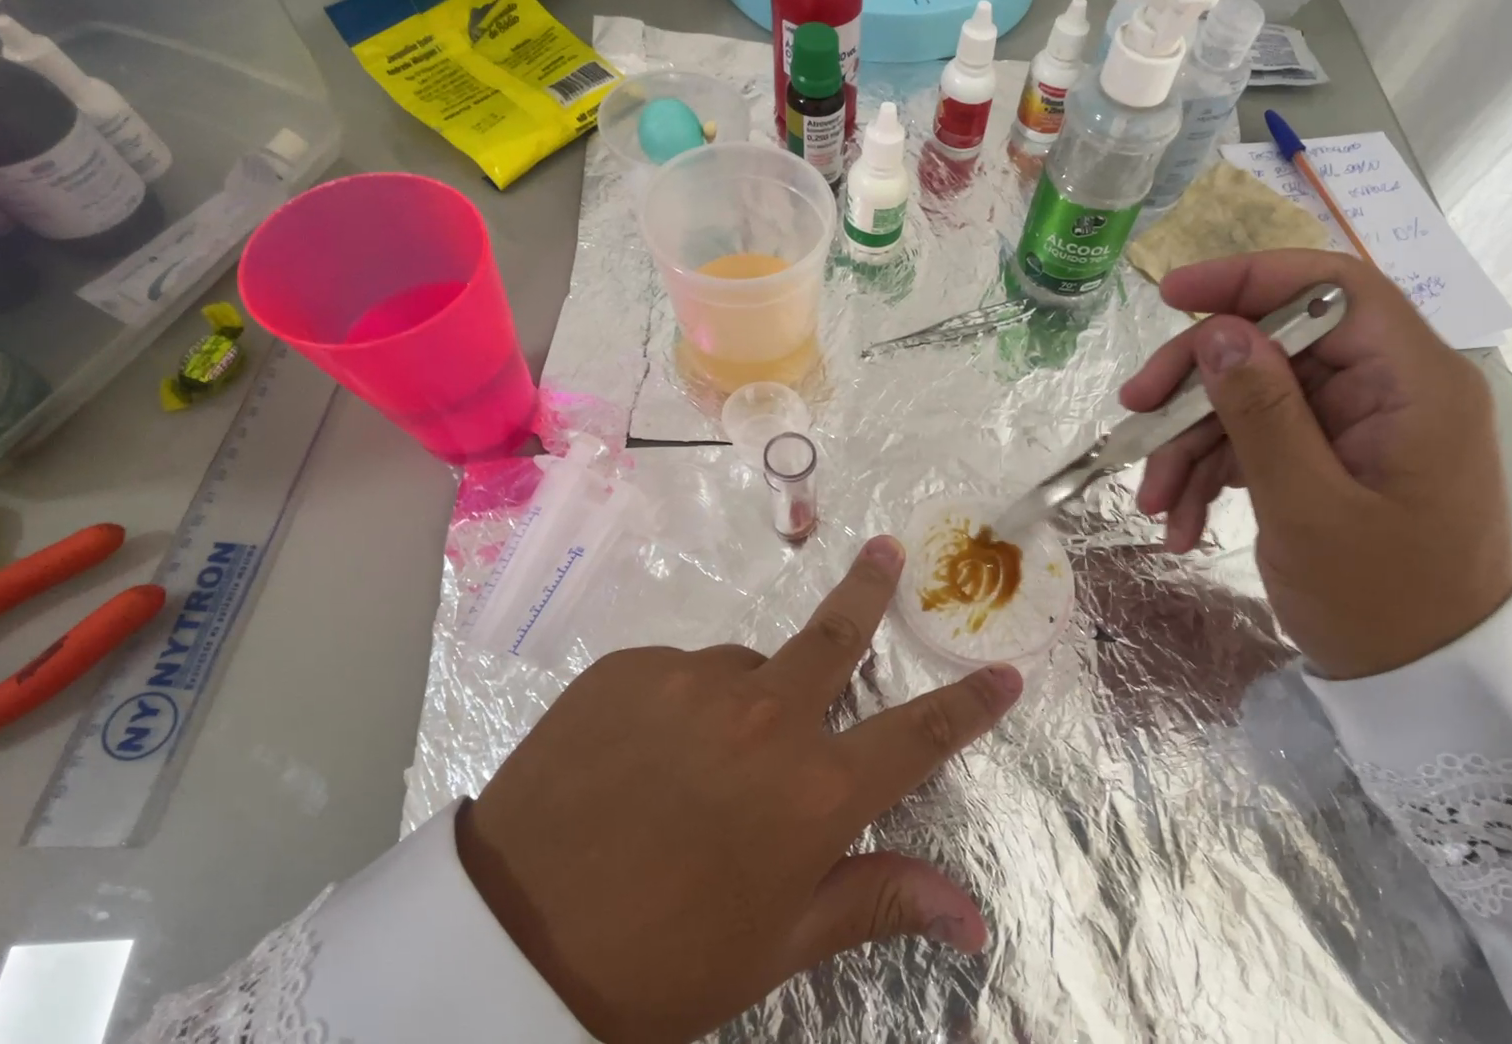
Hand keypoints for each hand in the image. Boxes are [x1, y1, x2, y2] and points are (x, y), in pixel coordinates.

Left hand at [457, 536, 1022, 1042]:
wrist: (507, 939)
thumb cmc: (660, 959)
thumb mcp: (778, 942)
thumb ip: (878, 900)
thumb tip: (975, 919)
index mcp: (813, 793)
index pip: (916, 736)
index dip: (968, 706)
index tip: (1004, 672)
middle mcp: (763, 718)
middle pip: (835, 638)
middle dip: (868, 591)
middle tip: (884, 552)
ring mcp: (691, 682)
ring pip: (744, 669)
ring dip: (745, 699)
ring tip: (699, 763)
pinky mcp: (627, 668)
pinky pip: (678, 673)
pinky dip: (681, 703)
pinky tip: (644, 752)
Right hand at [1120, 249, 1511, 678]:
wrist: (1424, 681)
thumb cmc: (1380, 602)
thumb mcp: (1306, 508)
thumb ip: (1262, 413)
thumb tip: (1218, 332)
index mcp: (1412, 382)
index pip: (1330, 288)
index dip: (1248, 278)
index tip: (1170, 296)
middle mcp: (1389, 389)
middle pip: (1274, 346)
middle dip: (1196, 385)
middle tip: (1132, 419)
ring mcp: (1359, 427)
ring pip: (1254, 399)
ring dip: (1192, 448)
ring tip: (1156, 508)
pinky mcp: (1333, 461)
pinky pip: (1259, 444)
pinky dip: (1213, 477)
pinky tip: (1182, 523)